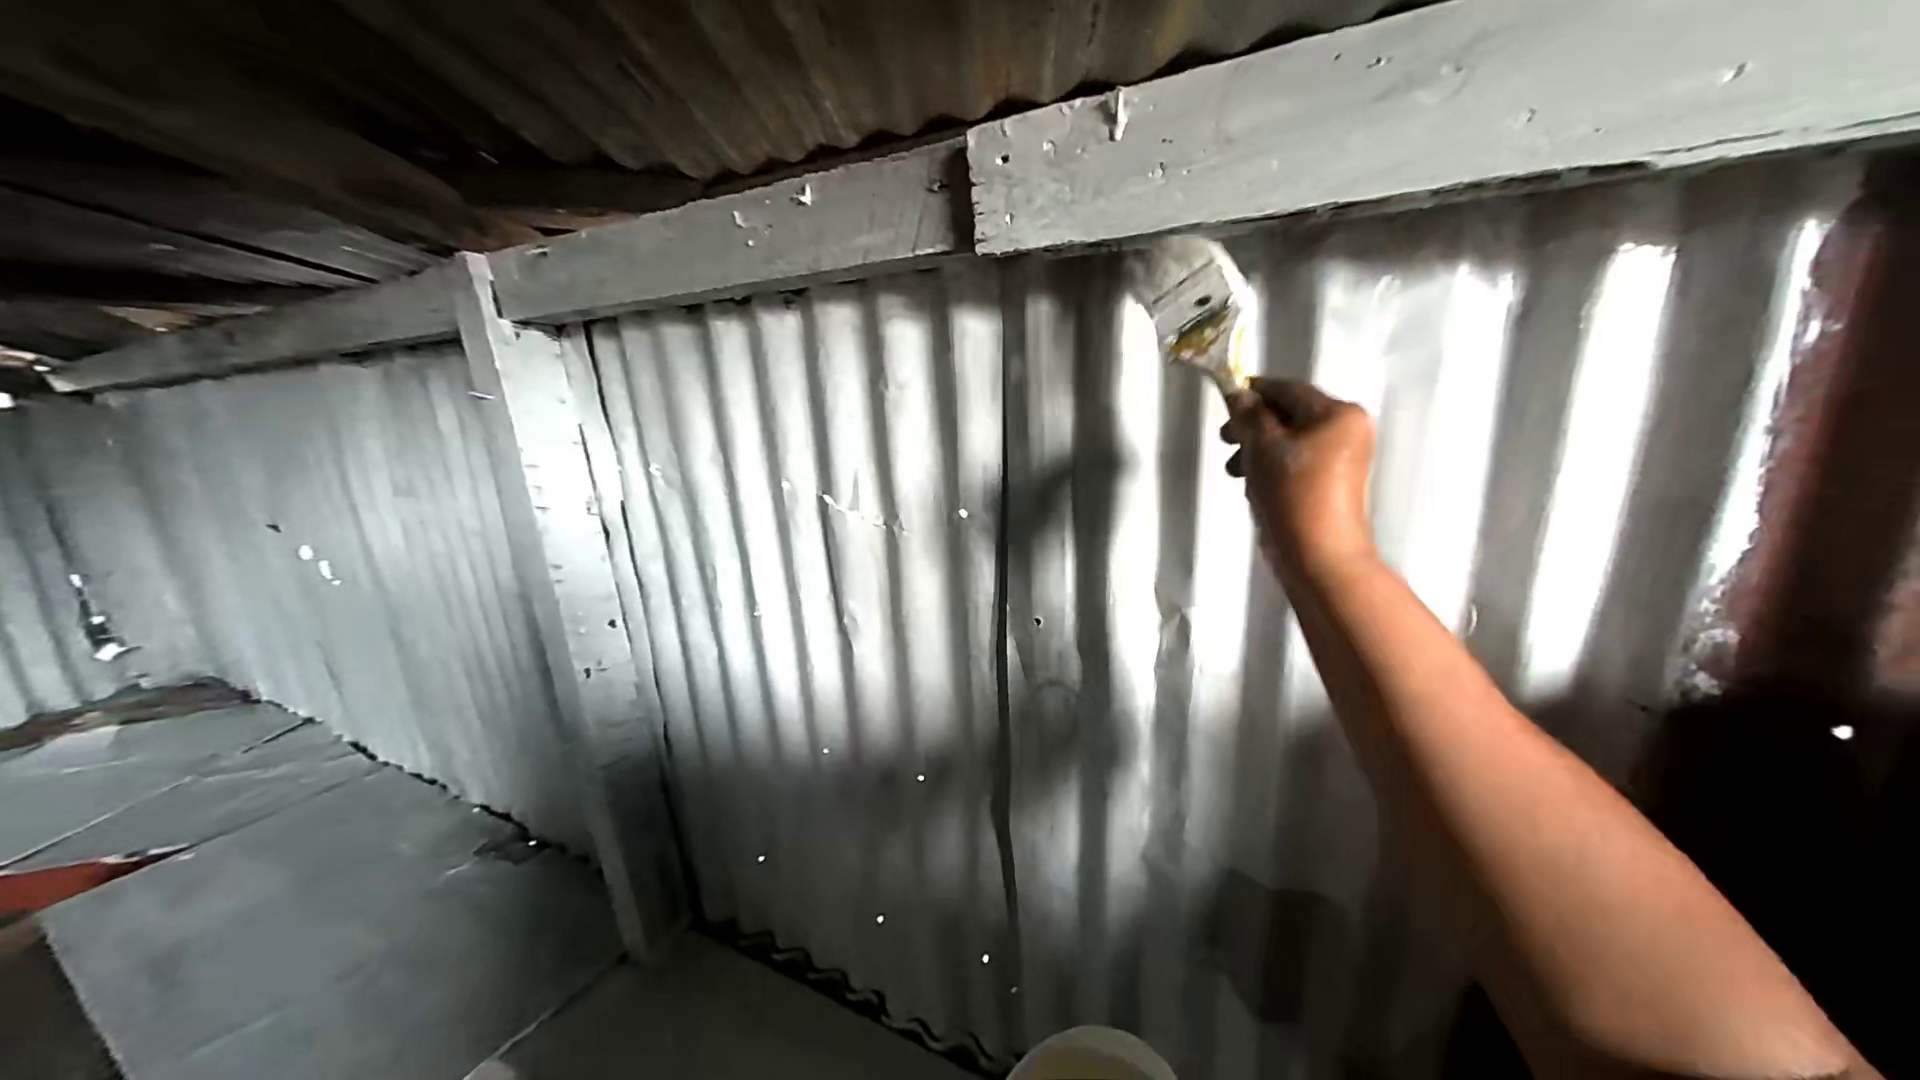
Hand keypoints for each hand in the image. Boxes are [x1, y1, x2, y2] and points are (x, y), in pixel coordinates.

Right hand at [1222, 377, 1376, 582]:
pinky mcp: (1330, 482)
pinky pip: (1294, 462)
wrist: (1318, 555)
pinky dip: (1271, 467)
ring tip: (1236, 471)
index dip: (1253, 392)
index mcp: (1339, 413)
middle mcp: (1347, 429)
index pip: (1288, 389)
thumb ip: (1249, 415)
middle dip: (1252, 427)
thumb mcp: (1263, 447)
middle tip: (1226, 440)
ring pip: (1288, 441)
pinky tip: (1253, 485)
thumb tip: (1239, 394)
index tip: (1223, 399)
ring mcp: (1341, 458)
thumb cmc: (1292, 494)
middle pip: (1288, 415)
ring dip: (1256, 450)